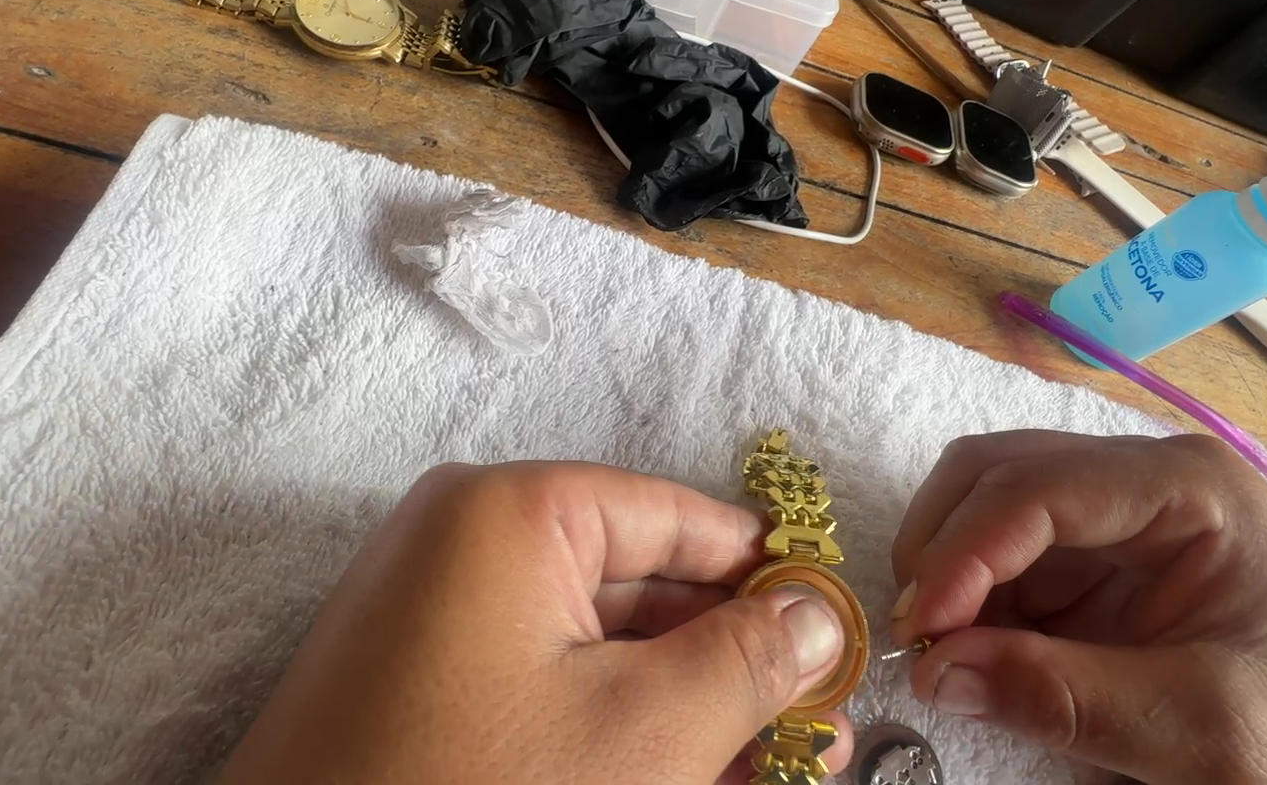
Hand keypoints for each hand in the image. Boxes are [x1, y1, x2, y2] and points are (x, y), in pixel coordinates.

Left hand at [217, 462, 851, 784]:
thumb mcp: (638, 733)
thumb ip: (742, 661)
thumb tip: (818, 613)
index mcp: (513, 509)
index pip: (673, 514)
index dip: (762, 567)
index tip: (833, 617)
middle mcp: (474, 538)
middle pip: (643, 583)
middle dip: (734, 655)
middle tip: (819, 713)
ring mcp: (447, 611)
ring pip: (603, 645)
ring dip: (690, 701)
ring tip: (784, 760)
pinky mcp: (433, 679)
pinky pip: (554, 682)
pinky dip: (624, 724)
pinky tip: (700, 772)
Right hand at [890, 432, 1266, 783]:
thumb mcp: (1205, 738)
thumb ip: (1063, 699)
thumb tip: (930, 671)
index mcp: (1191, 488)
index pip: (1044, 488)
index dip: (968, 549)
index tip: (919, 625)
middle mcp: (1137, 474)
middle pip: (997, 471)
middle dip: (943, 546)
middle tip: (915, 631)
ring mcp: (1105, 505)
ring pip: (978, 497)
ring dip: (942, 564)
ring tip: (935, 642)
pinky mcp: (1079, 547)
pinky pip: (989, 547)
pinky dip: (959, 589)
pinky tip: (964, 640)